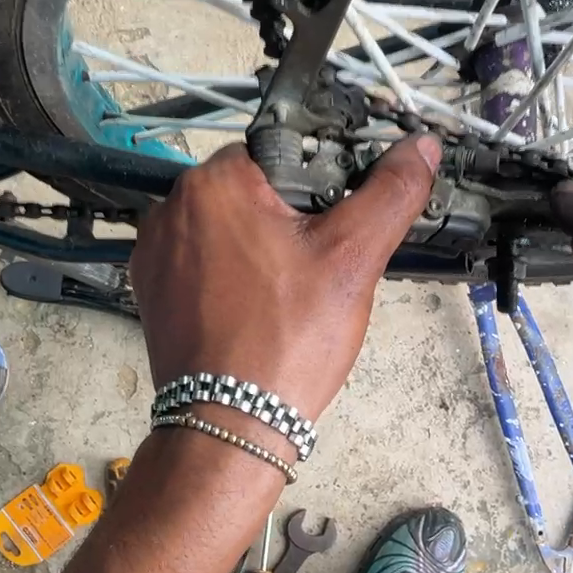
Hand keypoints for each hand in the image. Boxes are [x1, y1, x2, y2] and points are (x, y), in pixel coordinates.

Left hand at [130, 135, 440, 432]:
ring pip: (226, 230)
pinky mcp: (149, 291)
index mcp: (215, 183)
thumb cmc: (288, 340)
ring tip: (284, 297)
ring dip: (257, 249)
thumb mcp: (353, 259)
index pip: (278, 154)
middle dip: (288, 221)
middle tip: (314, 270)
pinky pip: (200, 265)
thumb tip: (422, 148)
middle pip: (250, 193)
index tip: (333, 228)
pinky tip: (253, 311)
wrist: (231, 424)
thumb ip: (391, 193)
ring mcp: (154, 253)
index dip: (316, 187)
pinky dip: (228, 278)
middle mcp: (170, 209)